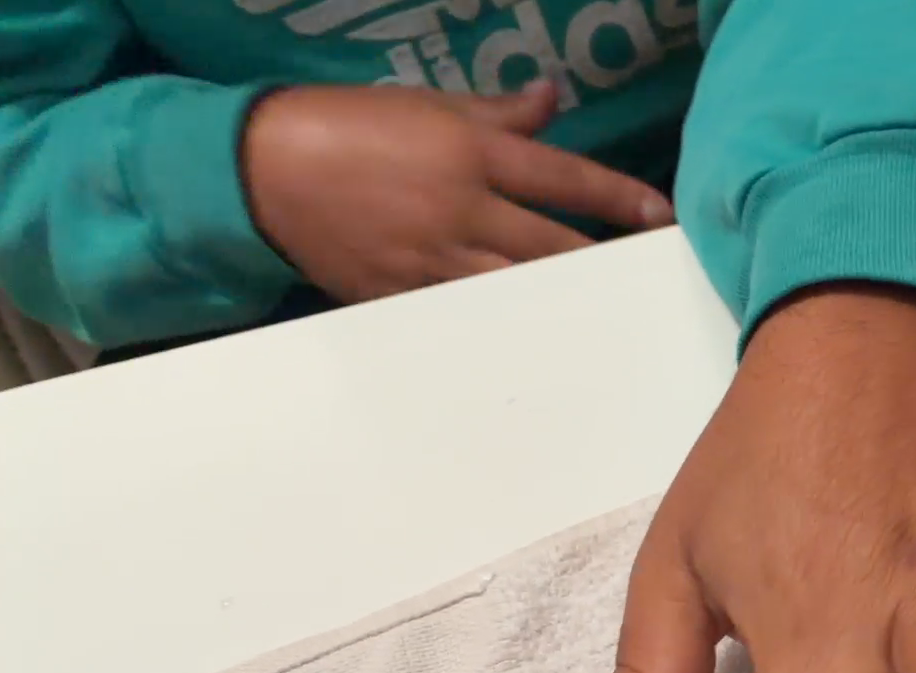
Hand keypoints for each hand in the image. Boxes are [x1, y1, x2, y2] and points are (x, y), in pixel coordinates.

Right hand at [242, 82, 670, 301]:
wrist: (252, 170)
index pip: (564, 177)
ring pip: (524, 286)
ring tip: (614, 310)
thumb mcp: (425, 107)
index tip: (663, 216)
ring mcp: (438, 258)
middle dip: (607, 262)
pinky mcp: (413, 293)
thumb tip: (555, 97)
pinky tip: (550, 333)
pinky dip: (515, 321)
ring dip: (569, 298)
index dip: (619, 198)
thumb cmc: (347, 126)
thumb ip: (500, 113)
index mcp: (469, 154)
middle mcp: (462, 209)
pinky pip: (477, 313)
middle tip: (653, 278)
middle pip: (556, 245)